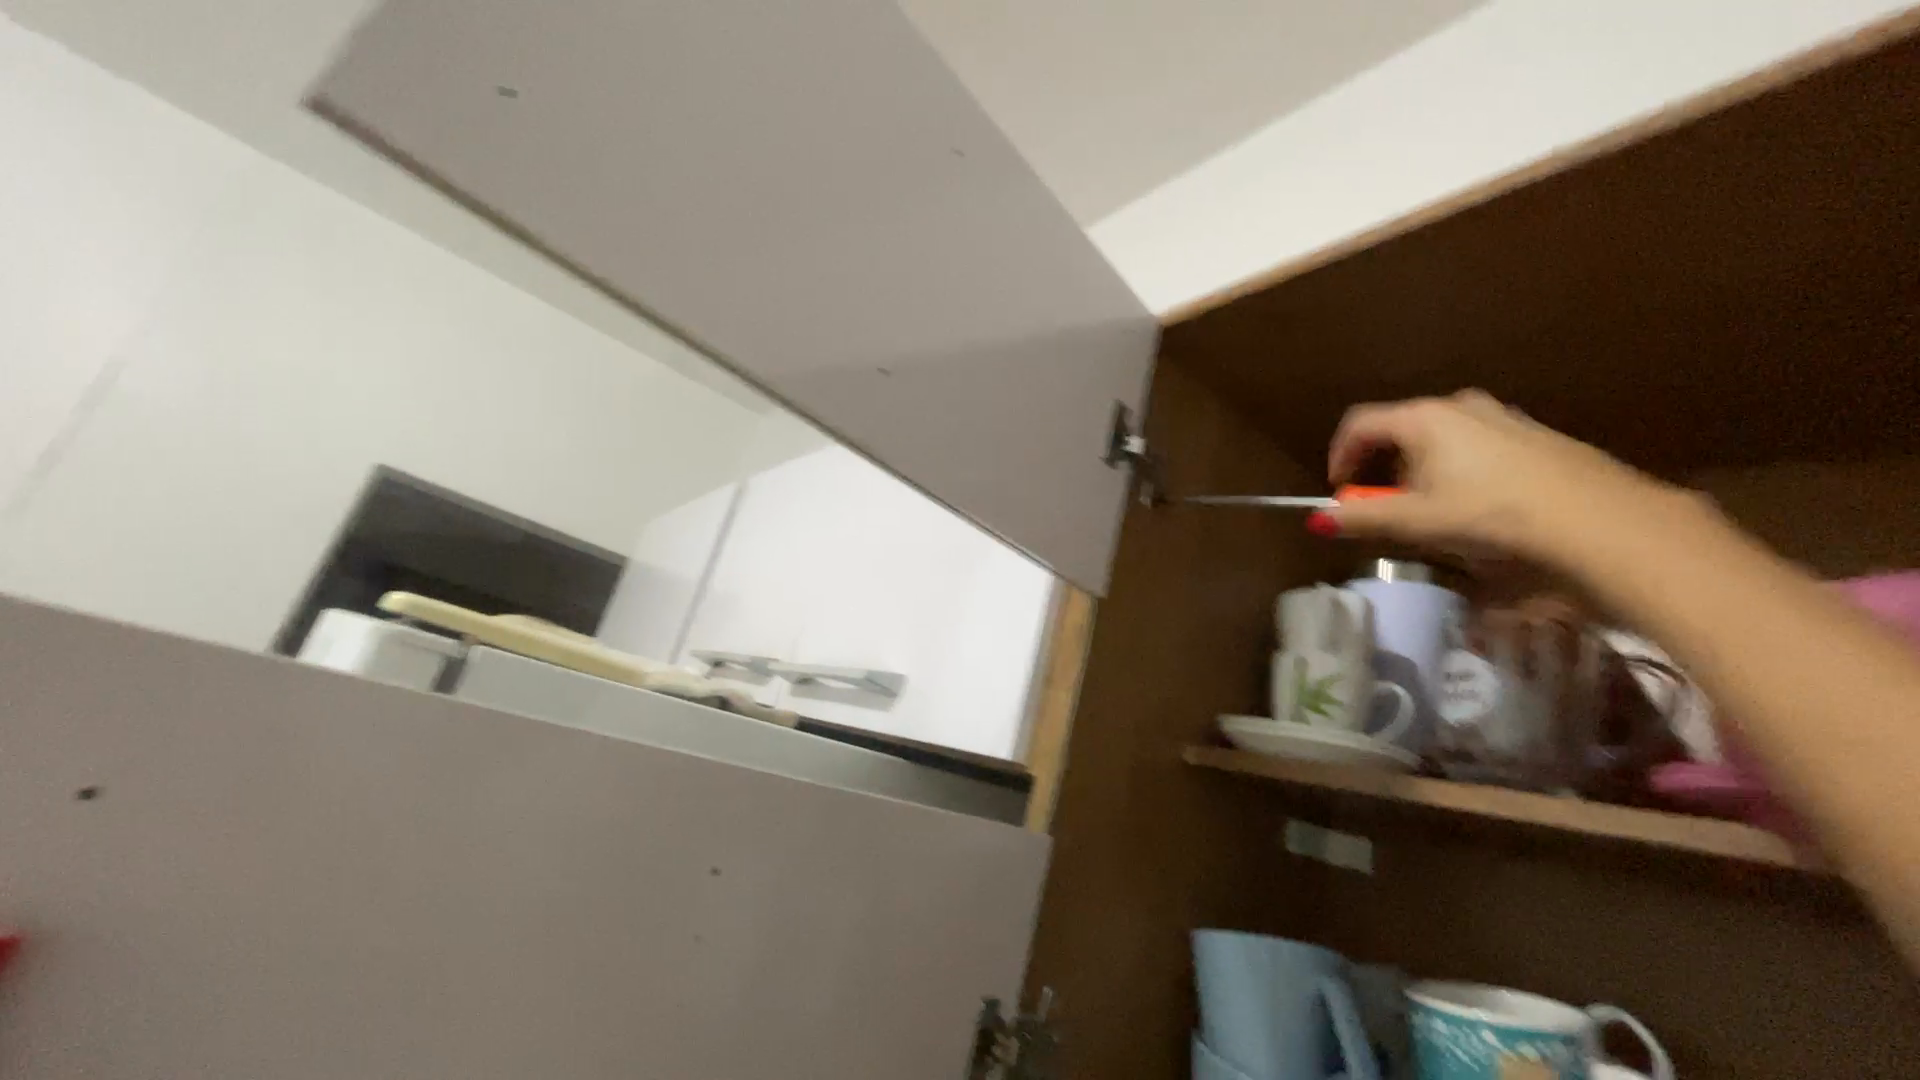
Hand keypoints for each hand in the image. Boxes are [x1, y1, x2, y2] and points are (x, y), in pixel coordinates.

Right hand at [1323, 390, 1674, 566]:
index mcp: (1423, 419)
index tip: (1341, 489)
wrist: (1593, 517)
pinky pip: (1476, 445)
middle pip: (1401, 429)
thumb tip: (1317, 520)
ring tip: (1434, 508)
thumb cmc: (1490, 512)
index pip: (1360, 423)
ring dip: (1423, 469)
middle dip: (1385, 467)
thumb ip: (1364, 518)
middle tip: (1389, 505)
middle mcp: (1458, 405)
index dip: (1341, 455)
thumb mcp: (1417, 521)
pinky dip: (1460, 468)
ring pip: (1441, 438)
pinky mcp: (1532, 434)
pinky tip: (1479, 504)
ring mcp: (1501, 416)